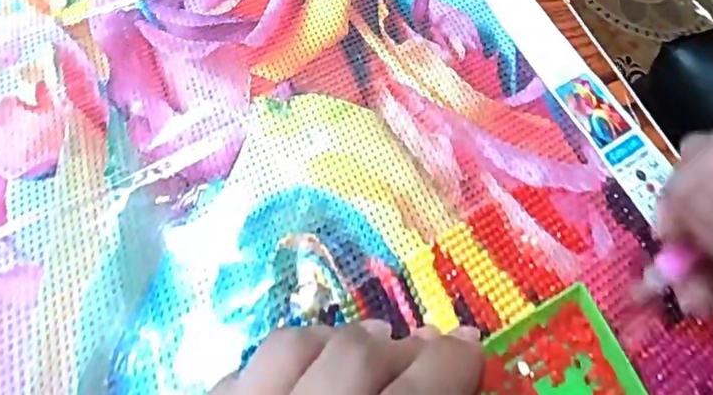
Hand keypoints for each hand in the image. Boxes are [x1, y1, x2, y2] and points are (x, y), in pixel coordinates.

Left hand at [213, 320, 483, 394]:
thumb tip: (457, 369)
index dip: (452, 366)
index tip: (474, 347)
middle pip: (355, 359)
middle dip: (400, 349)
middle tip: (423, 350)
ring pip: (293, 345)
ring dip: (340, 340)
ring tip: (369, 345)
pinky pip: (238, 370)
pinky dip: (280, 364)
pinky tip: (303, 371)